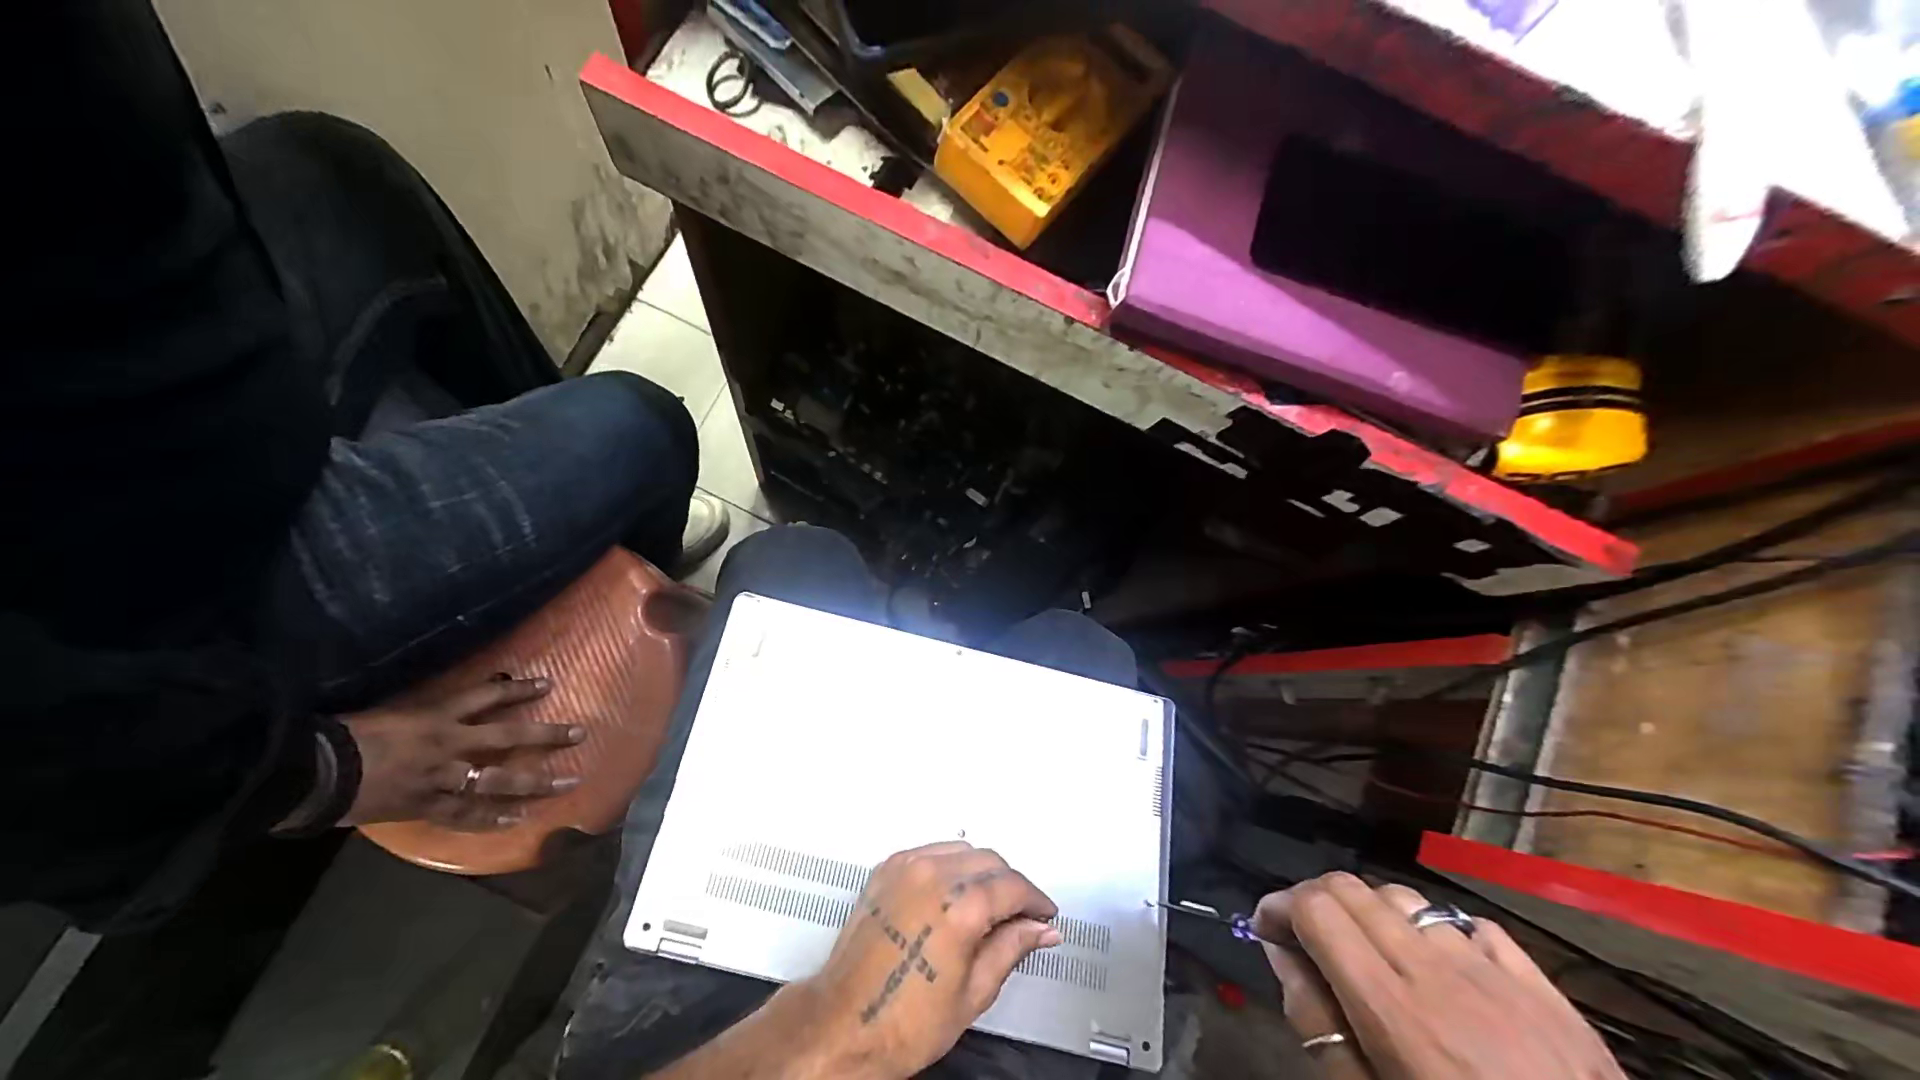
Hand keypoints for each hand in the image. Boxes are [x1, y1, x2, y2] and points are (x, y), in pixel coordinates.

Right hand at [339, 676, 585, 829]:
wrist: (311, 773)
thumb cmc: (343, 736)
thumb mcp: (389, 713)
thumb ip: (421, 716)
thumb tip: (441, 715)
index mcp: (437, 716)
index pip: (489, 695)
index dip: (519, 688)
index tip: (548, 684)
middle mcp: (449, 744)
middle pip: (509, 737)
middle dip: (547, 735)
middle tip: (581, 733)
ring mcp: (441, 778)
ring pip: (499, 781)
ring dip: (536, 784)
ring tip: (568, 784)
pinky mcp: (425, 807)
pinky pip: (465, 815)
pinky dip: (490, 820)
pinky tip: (516, 822)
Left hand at [784, 842, 1061, 1078]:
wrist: (842, 1024)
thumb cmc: (897, 1022)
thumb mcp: (973, 993)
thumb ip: (1012, 948)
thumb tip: (1037, 930)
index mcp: (959, 907)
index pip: (1014, 886)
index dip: (1035, 902)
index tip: (1042, 914)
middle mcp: (932, 878)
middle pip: (991, 861)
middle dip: (1012, 885)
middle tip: (1021, 915)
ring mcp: (906, 870)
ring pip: (962, 849)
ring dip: (982, 871)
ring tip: (988, 905)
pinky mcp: (887, 870)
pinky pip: (932, 851)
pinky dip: (950, 865)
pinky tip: (954, 891)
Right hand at [1253, 872, 1625, 1079]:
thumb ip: (1317, 1025)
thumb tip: (1282, 955)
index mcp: (1390, 1008)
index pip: (1314, 907)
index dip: (1278, 907)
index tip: (1267, 930)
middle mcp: (1435, 971)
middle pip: (1350, 888)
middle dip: (1313, 900)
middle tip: (1305, 938)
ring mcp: (1493, 972)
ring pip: (1404, 897)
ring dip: (1370, 912)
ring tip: (1369, 952)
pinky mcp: (1541, 986)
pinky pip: (1471, 925)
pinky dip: (1437, 930)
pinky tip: (1438, 965)